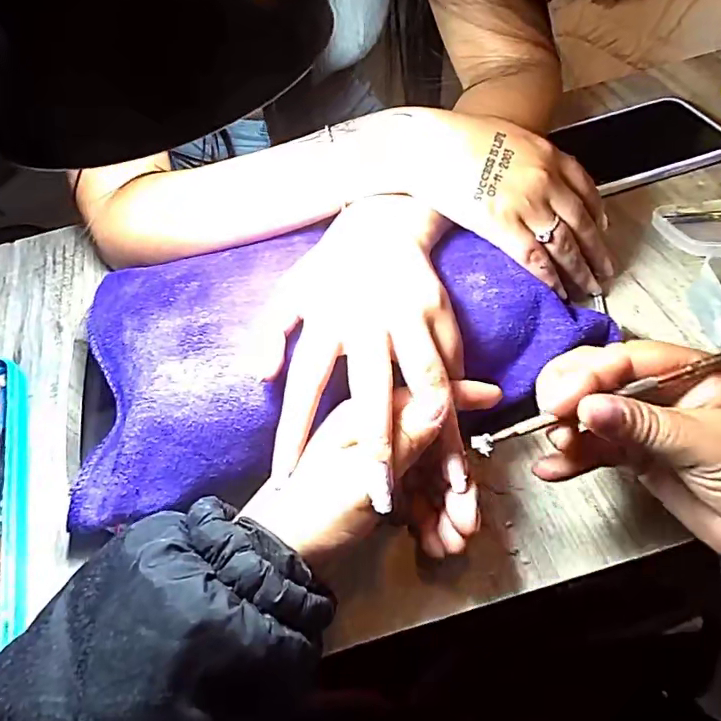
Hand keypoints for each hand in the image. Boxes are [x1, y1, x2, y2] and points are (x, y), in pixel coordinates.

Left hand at [243, 380, 503, 568]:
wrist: (283, 549)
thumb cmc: (314, 509)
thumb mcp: (361, 477)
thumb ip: (401, 440)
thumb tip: (438, 398)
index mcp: (365, 415)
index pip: (420, 398)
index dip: (457, 398)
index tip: (491, 397)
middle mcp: (372, 430)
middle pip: (433, 444)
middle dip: (458, 484)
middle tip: (468, 521)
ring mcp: (374, 458)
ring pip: (428, 473)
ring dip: (447, 507)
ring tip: (451, 541)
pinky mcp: (375, 484)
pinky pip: (415, 493)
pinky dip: (430, 516)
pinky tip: (434, 540)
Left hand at [252, 195, 480, 557]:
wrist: (381, 225)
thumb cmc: (329, 268)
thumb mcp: (290, 293)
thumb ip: (270, 334)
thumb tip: (258, 377)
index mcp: (326, 319)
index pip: (306, 384)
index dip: (294, 431)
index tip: (285, 476)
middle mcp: (369, 322)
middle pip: (372, 392)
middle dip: (374, 446)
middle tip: (375, 496)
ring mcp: (409, 319)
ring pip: (425, 383)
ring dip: (433, 433)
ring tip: (442, 482)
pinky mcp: (442, 317)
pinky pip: (453, 368)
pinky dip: (460, 406)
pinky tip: (461, 439)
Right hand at [377, 108, 613, 299]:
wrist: (428, 143)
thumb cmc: (454, 135)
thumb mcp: (505, 135)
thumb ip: (523, 156)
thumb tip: (522, 174)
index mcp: (548, 155)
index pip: (587, 191)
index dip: (598, 216)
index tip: (602, 230)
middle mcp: (546, 180)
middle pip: (583, 224)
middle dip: (596, 252)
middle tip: (604, 271)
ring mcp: (526, 204)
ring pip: (566, 245)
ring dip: (580, 270)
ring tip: (588, 287)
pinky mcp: (501, 225)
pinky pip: (535, 256)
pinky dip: (550, 276)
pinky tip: (557, 289)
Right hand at [532, 341, 720, 585]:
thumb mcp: (716, 447)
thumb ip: (647, 425)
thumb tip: (586, 406)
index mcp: (692, 374)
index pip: (627, 358)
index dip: (591, 372)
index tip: (564, 399)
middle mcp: (663, 392)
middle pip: (600, 377)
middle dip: (570, 393)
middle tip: (552, 417)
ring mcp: (647, 425)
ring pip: (589, 411)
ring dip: (567, 426)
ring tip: (558, 447)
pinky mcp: (637, 458)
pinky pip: (596, 450)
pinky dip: (572, 459)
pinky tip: (550, 468)